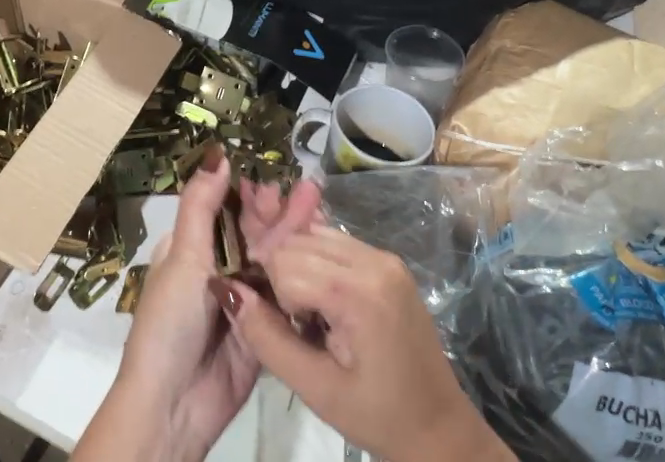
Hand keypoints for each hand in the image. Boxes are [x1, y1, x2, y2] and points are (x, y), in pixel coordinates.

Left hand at [74, 148, 321, 461]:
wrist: (174, 404)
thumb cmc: (171, 323)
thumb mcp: (183, 258)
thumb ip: (200, 208)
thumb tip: (217, 155)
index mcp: (191, 249)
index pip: (225, 211)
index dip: (250, 194)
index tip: (276, 177)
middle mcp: (218, 269)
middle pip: (254, 234)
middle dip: (280, 212)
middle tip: (311, 189)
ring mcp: (243, 299)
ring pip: (274, 261)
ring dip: (296, 238)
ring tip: (322, 210)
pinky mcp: (264, 328)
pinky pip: (285, 297)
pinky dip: (304, 277)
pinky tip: (326, 257)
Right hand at [217, 227, 515, 461]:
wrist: (439, 428)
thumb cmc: (377, 414)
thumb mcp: (314, 387)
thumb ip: (266, 336)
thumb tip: (226, 289)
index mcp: (359, 291)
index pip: (283, 262)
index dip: (273, 295)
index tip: (287, 329)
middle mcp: (375, 259)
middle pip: (296, 242)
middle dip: (283, 277)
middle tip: (298, 324)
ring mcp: (384, 256)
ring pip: (311, 236)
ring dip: (299, 267)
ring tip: (313, 315)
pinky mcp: (388, 261)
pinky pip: (333, 242)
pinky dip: (317, 264)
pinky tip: (327, 303)